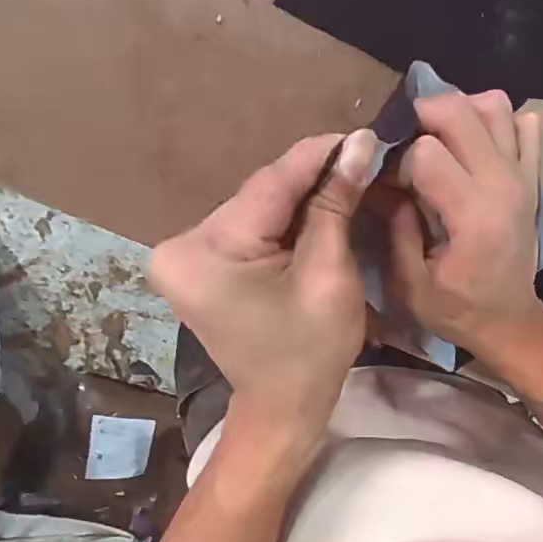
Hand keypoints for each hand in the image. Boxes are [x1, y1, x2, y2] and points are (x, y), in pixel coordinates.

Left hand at [150, 129, 379, 432]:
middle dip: (312, 180)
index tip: (362, 134)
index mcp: (204, 254)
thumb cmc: (309, 354)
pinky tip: (317, 212)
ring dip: (299, 200)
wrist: (280, 407)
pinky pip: (248, 230)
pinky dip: (282, 223)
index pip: (270, 184)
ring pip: (256, 210)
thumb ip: (335, 205)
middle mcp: (180, 248)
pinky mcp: (197, 266)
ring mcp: (183, 257)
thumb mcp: (328, 276)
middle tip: (362, 161)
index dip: (319, 155)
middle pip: (260, 196)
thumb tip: (360, 142)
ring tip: (347, 183)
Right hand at [381, 90, 542, 368]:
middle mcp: (502, 184)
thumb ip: (397, 228)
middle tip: (402, 139)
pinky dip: (496, 122)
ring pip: (495, 105)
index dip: (397, 160)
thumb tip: (379, 184)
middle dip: (422, 116)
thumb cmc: (456, 310)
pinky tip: (473, 145)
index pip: (426, 152)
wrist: (509, 322)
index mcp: (471, 215)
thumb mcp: (410, 283)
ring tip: (437, 136)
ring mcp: (523, 175)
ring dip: (460, 110)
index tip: (388, 183)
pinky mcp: (533, 176)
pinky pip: (523, 125)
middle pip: (461, 111)